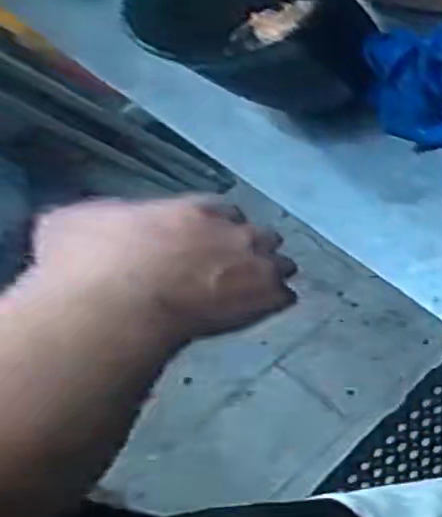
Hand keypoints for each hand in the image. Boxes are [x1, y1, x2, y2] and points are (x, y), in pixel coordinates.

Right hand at [25, 196, 295, 343]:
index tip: (207, 235)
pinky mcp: (274, 297)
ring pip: (283, 265)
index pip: (223, 209)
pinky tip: (252, 307)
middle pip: (263, 235)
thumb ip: (122, 214)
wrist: (118, 307)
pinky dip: (272, 301)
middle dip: (251, 245)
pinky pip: (285, 296)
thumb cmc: (86, 261)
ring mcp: (263, 267)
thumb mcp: (82, 218)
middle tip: (231, 262)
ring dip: (268, 273)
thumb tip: (126, 218)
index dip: (217, 223)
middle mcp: (240, 235)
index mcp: (198, 211)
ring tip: (247, 286)